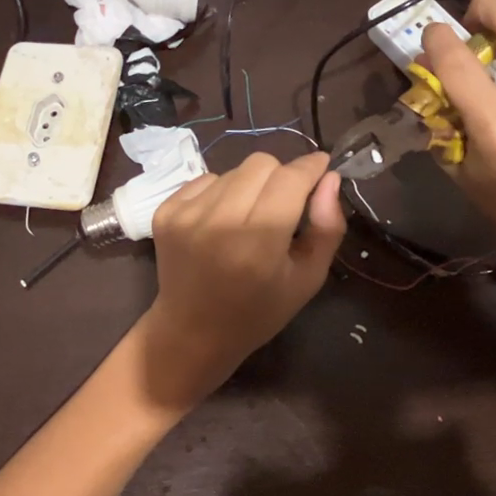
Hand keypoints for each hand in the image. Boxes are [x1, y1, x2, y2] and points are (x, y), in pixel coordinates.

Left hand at [135, 152, 344, 410]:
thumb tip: (329, 178)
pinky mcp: (165, 211)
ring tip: (249, 218)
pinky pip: (205, 180)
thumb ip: (327, 227)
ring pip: (234, 170)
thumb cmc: (258, 312)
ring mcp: (186, 214)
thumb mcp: (308, 279)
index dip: (311, 167)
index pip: (291, 177)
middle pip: (262, 163)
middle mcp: (219, 220)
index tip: (322, 168)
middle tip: (284, 203)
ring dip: (250, 185)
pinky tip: (221, 223)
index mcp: (258, 241)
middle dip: (281, 176)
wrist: (192, 332)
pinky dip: (220, 193)